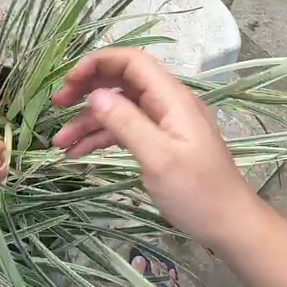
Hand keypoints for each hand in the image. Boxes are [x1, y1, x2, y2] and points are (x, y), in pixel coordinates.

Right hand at [49, 48, 265, 248]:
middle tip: (56, 105)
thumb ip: (126, 123)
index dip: (98, 63)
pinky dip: (101, 139)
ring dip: (88, 122)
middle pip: (122, 82)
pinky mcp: (161, 144)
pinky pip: (125, 131)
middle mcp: (168, 104)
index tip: (68, 82)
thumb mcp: (158, 158)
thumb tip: (95, 95)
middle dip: (87, 90)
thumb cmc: (198, 193)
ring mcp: (165, 124)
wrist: (230, 225)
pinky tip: (78, 154)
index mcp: (172, 98)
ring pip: (119, 110)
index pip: (132, 62)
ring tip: (58, 143)